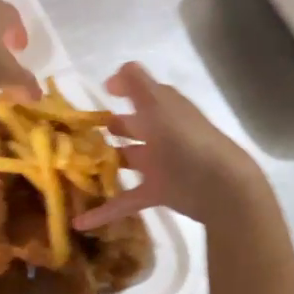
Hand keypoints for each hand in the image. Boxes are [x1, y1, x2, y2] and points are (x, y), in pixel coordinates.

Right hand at [73, 62, 265, 230]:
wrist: (219, 186)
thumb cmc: (186, 140)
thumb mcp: (158, 106)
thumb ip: (137, 86)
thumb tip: (118, 70)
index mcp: (164, 111)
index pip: (144, 96)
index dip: (125, 91)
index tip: (102, 92)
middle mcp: (162, 135)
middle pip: (134, 128)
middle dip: (113, 128)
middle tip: (81, 132)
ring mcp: (159, 165)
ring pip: (127, 162)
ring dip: (105, 166)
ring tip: (74, 169)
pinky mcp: (156, 192)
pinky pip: (125, 200)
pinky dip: (104, 211)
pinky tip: (79, 223)